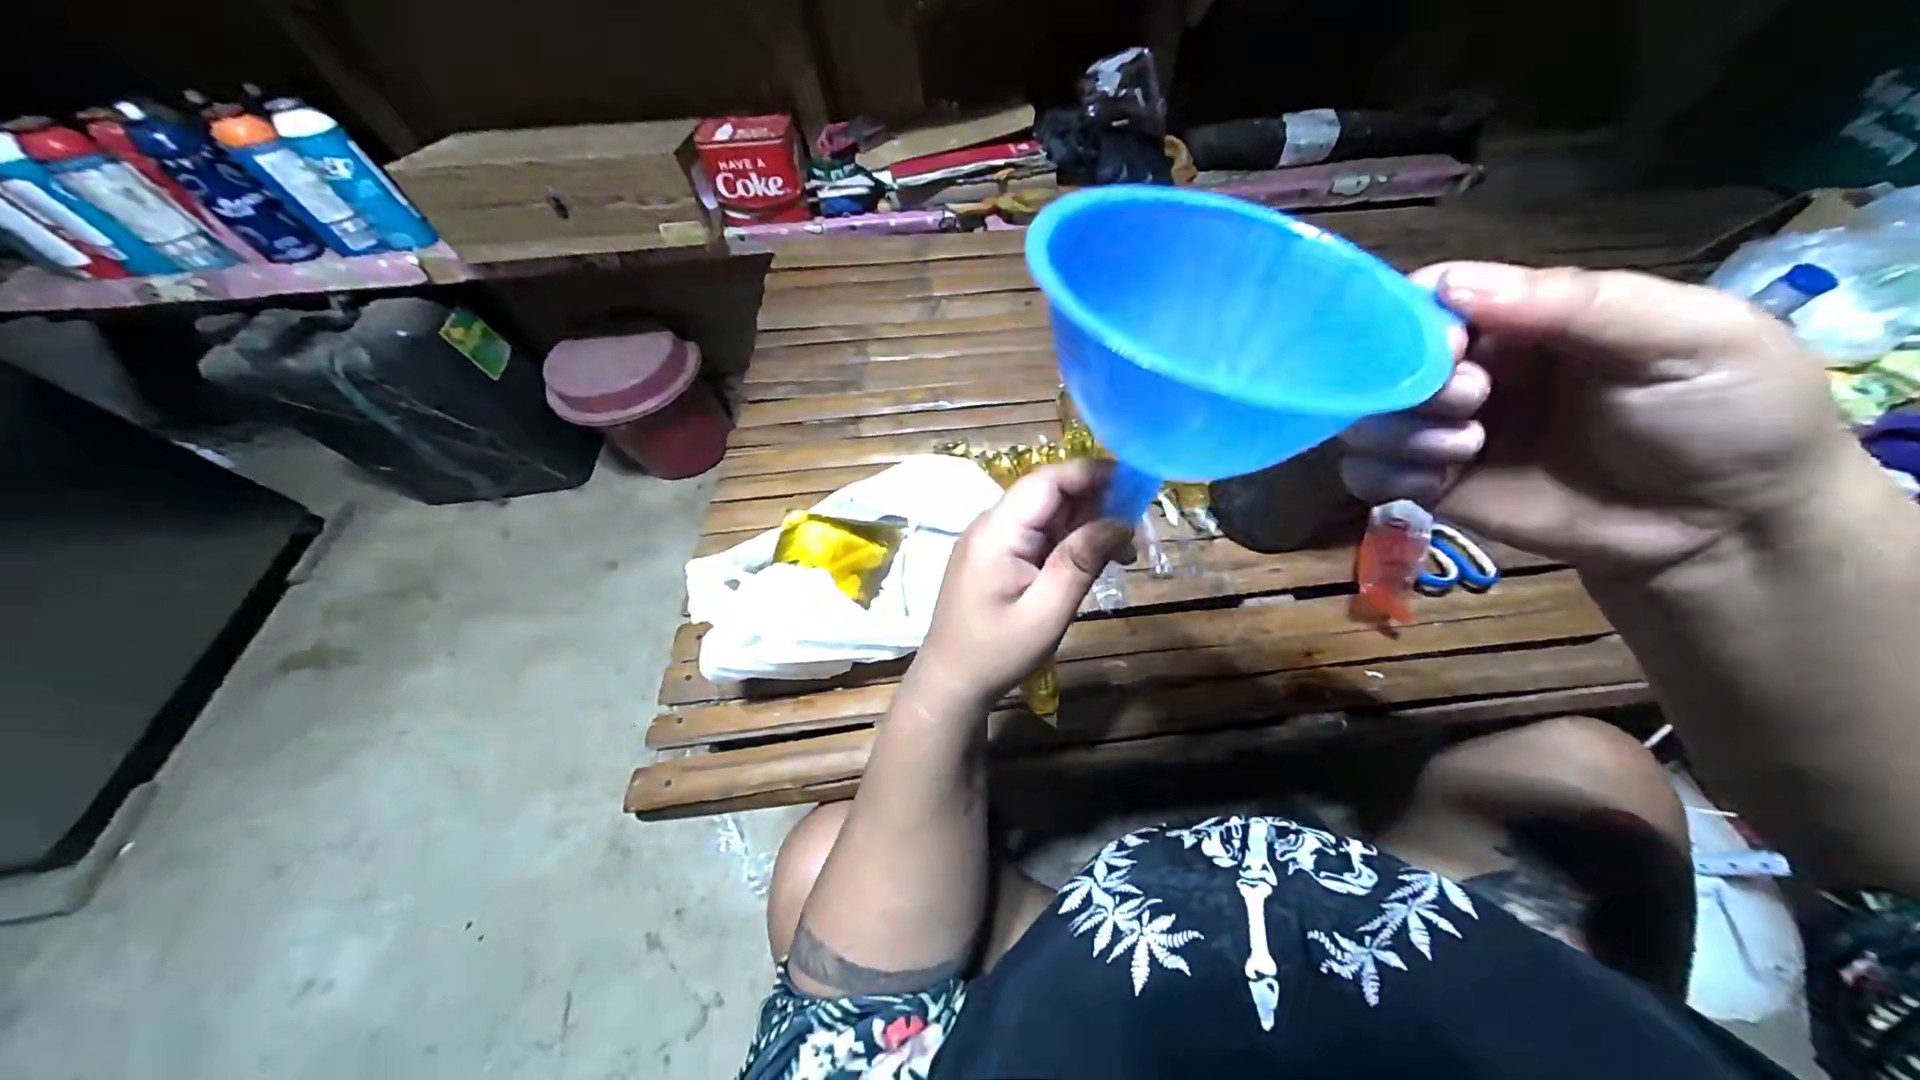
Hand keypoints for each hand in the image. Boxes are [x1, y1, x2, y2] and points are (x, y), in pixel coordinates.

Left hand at [907, 459, 1133, 709]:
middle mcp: (992, 525)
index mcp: (997, 533)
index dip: (1091, 474)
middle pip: (1049, 493)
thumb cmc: (997, 652)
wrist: (952, 680)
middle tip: (1137, 526)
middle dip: (1096, 500)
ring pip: (1049, 513)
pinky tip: (1098, 561)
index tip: (1136, 482)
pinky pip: (1040, 534)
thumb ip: (1080, 563)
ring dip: (1088, 523)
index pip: (1046, 481)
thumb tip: (1120, 521)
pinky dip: (1071, 542)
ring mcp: (993, 539)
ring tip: (1124, 550)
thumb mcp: (1046, 613)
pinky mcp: (999, 555)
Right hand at [1339, 262, 1852, 574]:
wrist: (1722, 528)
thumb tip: (1451, 286)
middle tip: (1473, 406)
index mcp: (1520, 321)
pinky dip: (1385, 476)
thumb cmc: (1723, 415)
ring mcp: (1443, 431)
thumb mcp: (1684, 336)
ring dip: (1397, 435)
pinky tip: (1436, 484)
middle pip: (1382, 363)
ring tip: (1465, 452)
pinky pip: (1365, 473)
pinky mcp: (1430, 485)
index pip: (1430, 299)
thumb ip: (1576, 303)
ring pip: (1364, 420)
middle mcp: (1468, 371)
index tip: (1448, 350)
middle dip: (1412, 385)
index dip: (1413, 320)